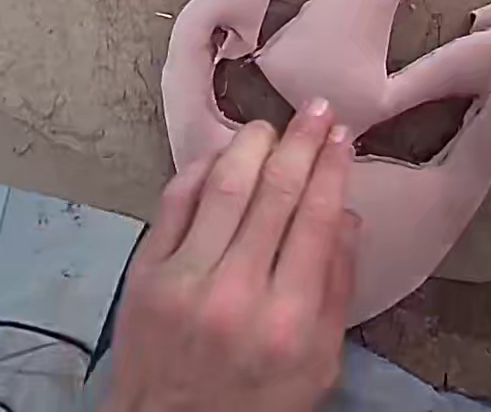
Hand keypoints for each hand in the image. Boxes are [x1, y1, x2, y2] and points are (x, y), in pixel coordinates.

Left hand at [104, 104, 356, 411]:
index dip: (333, 165)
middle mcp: (235, 293)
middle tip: (318, 109)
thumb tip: (346, 210)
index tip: (343, 134)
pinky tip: (224, 153)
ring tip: (273, 126)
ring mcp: (183, 282)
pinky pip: (174, 200)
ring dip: (254, 143)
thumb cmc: (259, 403)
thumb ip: (339, 284)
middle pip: (276, 191)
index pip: (317, 216)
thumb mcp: (321, 361)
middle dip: (302, 140)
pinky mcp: (144, 277)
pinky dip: (202, 166)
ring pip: (224, 185)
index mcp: (287, 318)